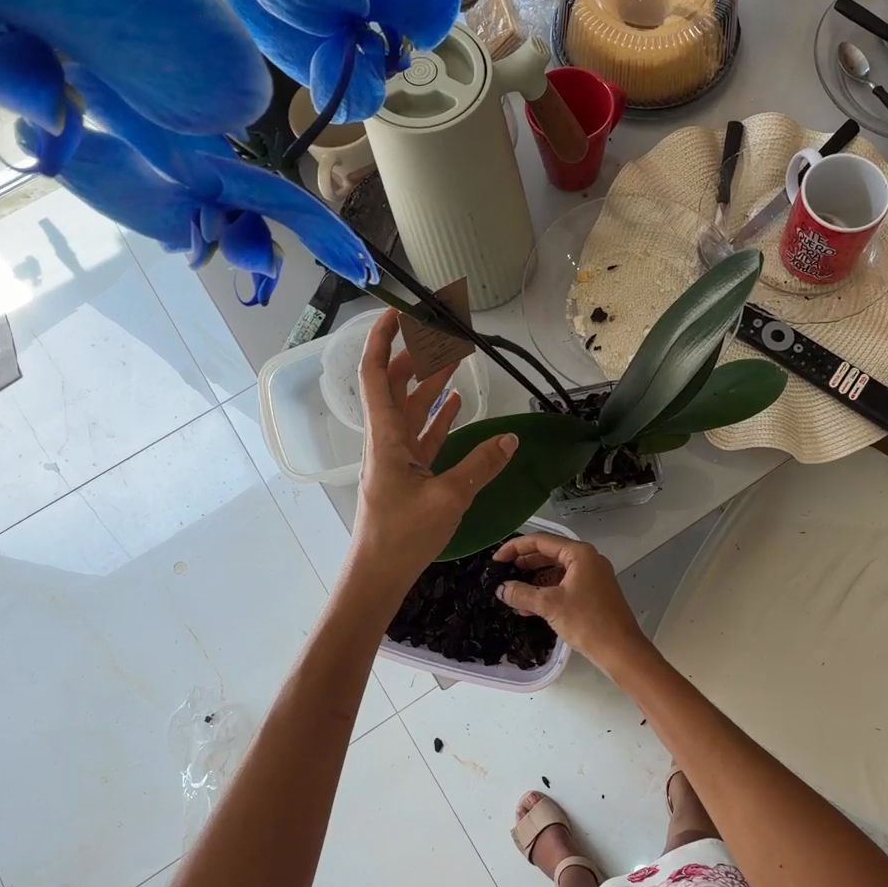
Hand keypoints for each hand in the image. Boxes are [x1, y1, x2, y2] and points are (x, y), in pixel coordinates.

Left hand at [347, 311, 515, 592]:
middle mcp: (387, 440)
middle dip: (415, 355)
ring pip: (411, 409)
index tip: (395, 312)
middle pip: (396, 385)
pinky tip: (454, 402)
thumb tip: (510, 438)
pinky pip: (422, 435)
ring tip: (454, 358)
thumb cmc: (403, 535)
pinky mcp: (408, 475)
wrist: (379, 574)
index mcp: (386, 437)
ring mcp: (397, 458)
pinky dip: (436, 416)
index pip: (377, 376)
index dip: (381, 341)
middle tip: (441, 332)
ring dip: (429, 383)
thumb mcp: (448, 498)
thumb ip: (480, 465)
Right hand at [492, 533, 649, 665]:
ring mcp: (591, 577)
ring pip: (555, 572)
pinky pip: (563, 585)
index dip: (515, 548)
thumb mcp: (550, 605)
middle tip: (501, 573)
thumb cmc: (587, 621)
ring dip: (533, 581)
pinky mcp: (592, 593)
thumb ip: (522, 594)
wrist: (621, 649)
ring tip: (511, 592)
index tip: (495, 559)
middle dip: (523, 564)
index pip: (541, 541)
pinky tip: (527, 608)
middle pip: (548, 554)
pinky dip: (546, 593)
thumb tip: (500, 589)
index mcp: (579, 553)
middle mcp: (587, 559)